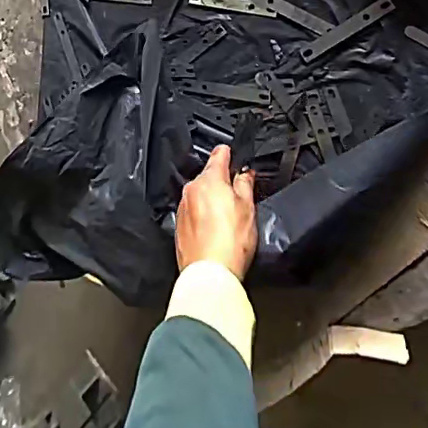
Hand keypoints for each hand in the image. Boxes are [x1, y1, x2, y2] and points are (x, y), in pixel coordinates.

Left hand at [175, 145, 255, 279]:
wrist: (209, 274)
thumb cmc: (229, 244)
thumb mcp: (248, 208)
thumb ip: (245, 184)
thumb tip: (245, 174)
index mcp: (209, 180)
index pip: (218, 155)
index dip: (228, 153)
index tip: (231, 153)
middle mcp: (192, 191)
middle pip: (209, 176)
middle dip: (222, 181)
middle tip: (239, 195)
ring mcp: (183, 208)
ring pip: (200, 195)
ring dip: (212, 200)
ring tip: (229, 218)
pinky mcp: (180, 227)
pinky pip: (194, 212)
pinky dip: (204, 216)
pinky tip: (216, 230)